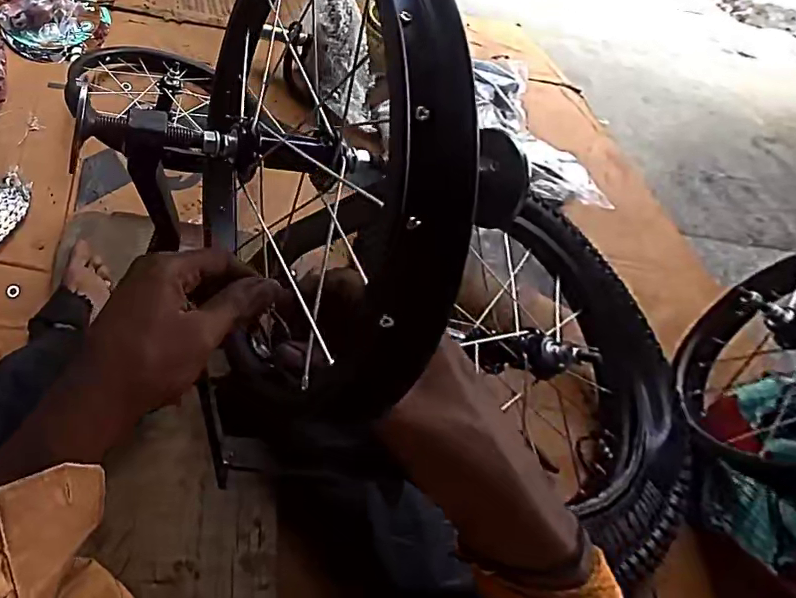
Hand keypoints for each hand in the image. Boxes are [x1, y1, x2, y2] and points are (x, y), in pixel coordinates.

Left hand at [76, 248, 279, 424]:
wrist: (100, 391)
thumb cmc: (152, 360)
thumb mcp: (201, 333)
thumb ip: (235, 305)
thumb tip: (269, 285)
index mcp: (166, 265)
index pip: (219, 257)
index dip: (250, 276)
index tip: (275, 299)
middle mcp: (151, 268)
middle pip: (203, 270)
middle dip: (232, 293)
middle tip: (262, 320)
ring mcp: (140, 287)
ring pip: (188, 288)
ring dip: (214, 307)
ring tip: (242, 331)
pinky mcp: (136, 308)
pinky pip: (173, 302)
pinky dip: (194, 315)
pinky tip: (210, 338)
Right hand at [279, 268, 588, 583]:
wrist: (513, 512)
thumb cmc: (456, 451)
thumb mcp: (390, 413)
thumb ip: (336, 379)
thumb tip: (282, 350)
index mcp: (416, 328)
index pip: (354, 285)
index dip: (315, 290)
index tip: (286, 309)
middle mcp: (421, 336)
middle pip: (358, 310)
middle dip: (319, 319)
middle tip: (289, 339)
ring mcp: (428, 363)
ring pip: (367, 337)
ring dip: (335, 345)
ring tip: (304, 360)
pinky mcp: (429, 389)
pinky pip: (379, 361)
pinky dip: (353, 365)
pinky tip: (338, 384)